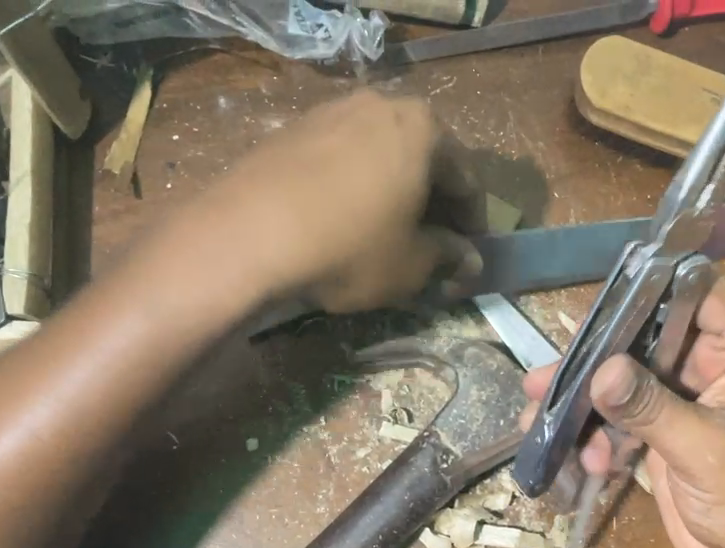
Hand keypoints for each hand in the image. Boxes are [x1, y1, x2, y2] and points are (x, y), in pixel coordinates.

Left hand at [192, 90, 482, 312]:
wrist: (251, 235)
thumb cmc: (351, 249)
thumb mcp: (411, 265)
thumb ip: (448, 258)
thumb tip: (469, 259)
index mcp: (423, 129)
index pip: (466, 179)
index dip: (473, 223)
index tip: (471, 254)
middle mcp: (380, 105)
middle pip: (422, 160)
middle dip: (433, 205)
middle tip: (434, 247)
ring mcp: (331, 113)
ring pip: (380, 158)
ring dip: (394, 195)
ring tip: (390, 237)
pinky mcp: (292, 131)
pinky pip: (342, 162)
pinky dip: (356, 190)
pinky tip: (347, 225)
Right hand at [523, 277, 724, 547]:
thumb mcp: (705, 451)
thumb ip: (651, 408)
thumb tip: (600, 371)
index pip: (696, 288)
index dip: (646, 292)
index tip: (594, 315)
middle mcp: (714, 356)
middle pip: (646, 330)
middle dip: (596, 355)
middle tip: (547, 375)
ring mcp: (683, 391)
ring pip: (624, 373)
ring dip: (583, 399)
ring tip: (538, 416)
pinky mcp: (661, 424)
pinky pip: (618, 413)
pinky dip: (596, 434)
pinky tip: (587, 462)